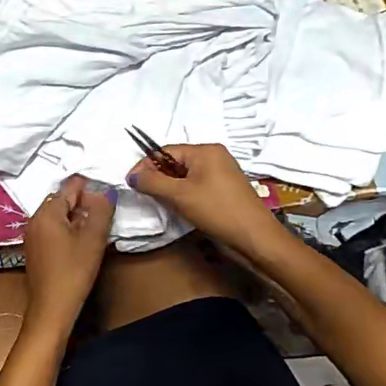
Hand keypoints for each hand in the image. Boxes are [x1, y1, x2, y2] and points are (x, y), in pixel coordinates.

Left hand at [22, 174, 113, 327]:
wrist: (51, 307)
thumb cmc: (74, 271)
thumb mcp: (93, 238)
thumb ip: (101, 209)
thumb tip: (104, 190)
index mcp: (47, 212)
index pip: (70, 187)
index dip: (90, 188)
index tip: (107, 196)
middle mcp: (34, 219)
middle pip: (61, 200)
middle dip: (82, 203)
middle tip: (103, 214)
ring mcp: (31, 235)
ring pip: (56, 216)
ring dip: (75, 218)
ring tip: (94, 229)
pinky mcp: (33, 250)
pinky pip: (51, 230)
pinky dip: (65, 230)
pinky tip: (79, 243)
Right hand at [127, 144, 282, 252]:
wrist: (254, 235)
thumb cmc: (216, 210)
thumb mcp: (179, 195)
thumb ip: (152, 182)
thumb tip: (132, 175)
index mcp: (205, 150)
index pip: (165, 151)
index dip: (146, 165)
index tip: (132, 183)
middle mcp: (215, 155)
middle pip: (176, 161)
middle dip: (158, 176)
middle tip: (145, 194)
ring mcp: (222, 171)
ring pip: (186, 174)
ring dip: (170, 186)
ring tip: (162, 202)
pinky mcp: (225, 187)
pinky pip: (197, 183)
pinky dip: (184, 192)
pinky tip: (180, 206)